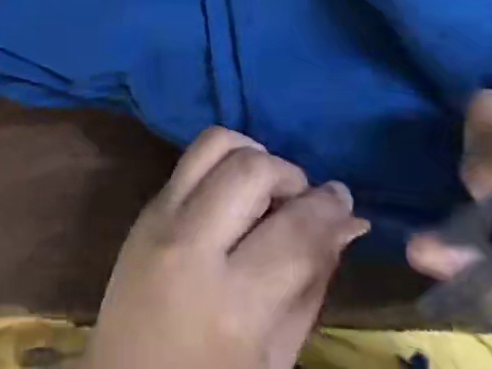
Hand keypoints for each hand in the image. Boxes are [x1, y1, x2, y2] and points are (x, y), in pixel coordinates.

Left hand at [84, 127, 369, 368]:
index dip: (330, 209)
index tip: (344, 199)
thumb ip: (311, 285)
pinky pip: (190, 158)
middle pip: (252, 170)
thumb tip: (346, 222)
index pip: (295, 232)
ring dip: (253, 154)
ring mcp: (160, 219)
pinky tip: (237, 190)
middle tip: (302, 200)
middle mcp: (192, 247)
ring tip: (268, 187)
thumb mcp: (275, 358)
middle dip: (290, 175)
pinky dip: (224, 160)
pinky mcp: (145, 207)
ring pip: (215, 144)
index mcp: (232, 305)